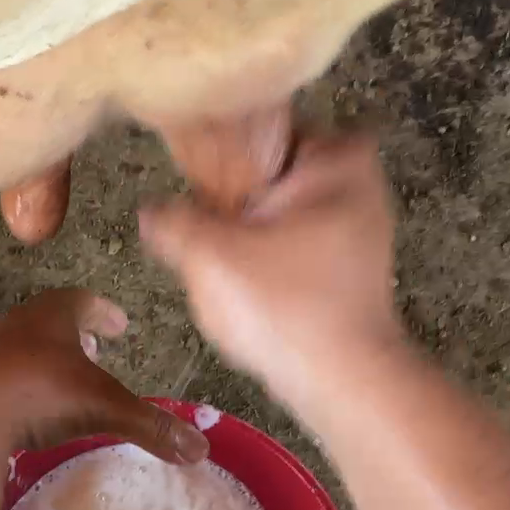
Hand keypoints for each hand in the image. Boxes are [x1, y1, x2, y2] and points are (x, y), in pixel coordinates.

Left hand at [0, 289, 209, 463]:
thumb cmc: (41, 395)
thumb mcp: (105, 408)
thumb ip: (151, 426)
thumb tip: (201, 451)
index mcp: (56, 314)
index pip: (87, 303)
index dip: (105, 314)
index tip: (119, 325)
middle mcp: (20, 323)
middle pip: (52, 321)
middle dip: (75, 334)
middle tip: (93, 350)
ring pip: (23, 346)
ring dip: (44, 359)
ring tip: (61, 381)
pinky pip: (0, 377)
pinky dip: (18, 385)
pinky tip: (24, 409)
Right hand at [140, 129, 407, 405]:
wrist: (339, 380)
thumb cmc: (281, 307)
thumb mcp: (208, 257)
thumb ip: (170, 222)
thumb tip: (151, 211)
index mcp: (336, 152)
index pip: (254, 130)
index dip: (210, 164)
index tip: (188, 199)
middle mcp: (358, 177)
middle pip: (262, 178)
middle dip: (227, 210)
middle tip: (203, 245)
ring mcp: (359, 225)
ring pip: (273, 217)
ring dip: (242, 242)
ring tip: (224, 276)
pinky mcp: (350, 267)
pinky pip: (290, 249)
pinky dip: (265, 266)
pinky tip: (250, 295)